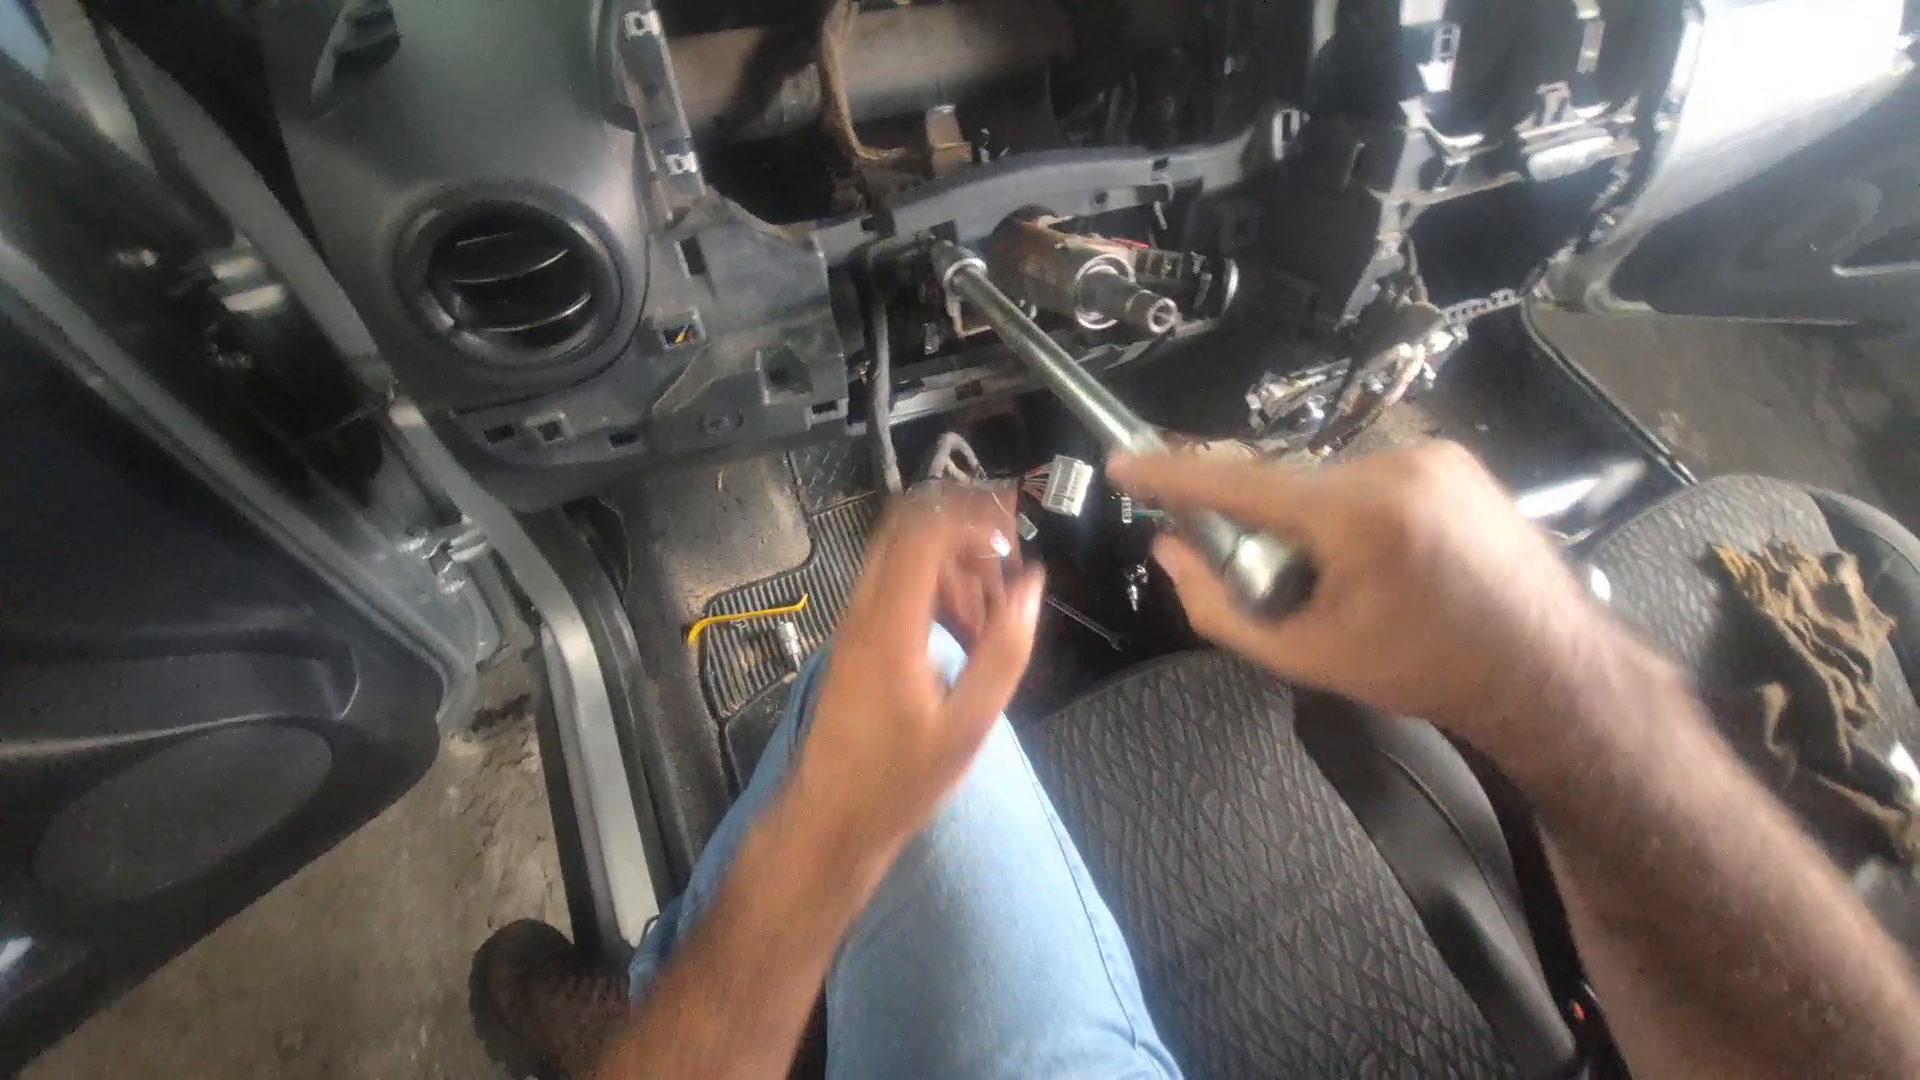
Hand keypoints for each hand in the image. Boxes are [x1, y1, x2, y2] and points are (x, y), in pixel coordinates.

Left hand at [792, 484, 1044, 873]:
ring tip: (989, 619)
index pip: (925, 534)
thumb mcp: (969, 723)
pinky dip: (933, 593)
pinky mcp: (855, 640)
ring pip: (901, 560)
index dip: (972, 522)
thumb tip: (1031, 586)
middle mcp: (864, 610)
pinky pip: (894, 589)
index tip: (1012, 545)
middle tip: (1004, 571)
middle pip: (908, 532)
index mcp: (890, 623)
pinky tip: (963, 636)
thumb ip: (1004, 649)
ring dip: (951, 570)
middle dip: (963, 537)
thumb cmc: (902, 778)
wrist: (832, 817)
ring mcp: (854, 623)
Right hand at [1110, 442, 1620, 755]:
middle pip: (1279, 482)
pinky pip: (1358, 474)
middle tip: (1269, 572)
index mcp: (1361, 517)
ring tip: (1339, 576)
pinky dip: (1339, 507)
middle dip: (1253, 520)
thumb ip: (1218, 606)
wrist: (1547, 669)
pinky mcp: (1447, 455)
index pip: (1240, 483)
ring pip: (1318, 478)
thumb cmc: (1421, 672)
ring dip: (1301, 517)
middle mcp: (1396, 465)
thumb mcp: (1303, 656)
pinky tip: (1370, 555)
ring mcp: (1429, 453)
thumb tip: (1168, 550)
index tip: (1124, 463)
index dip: (1172, 474)